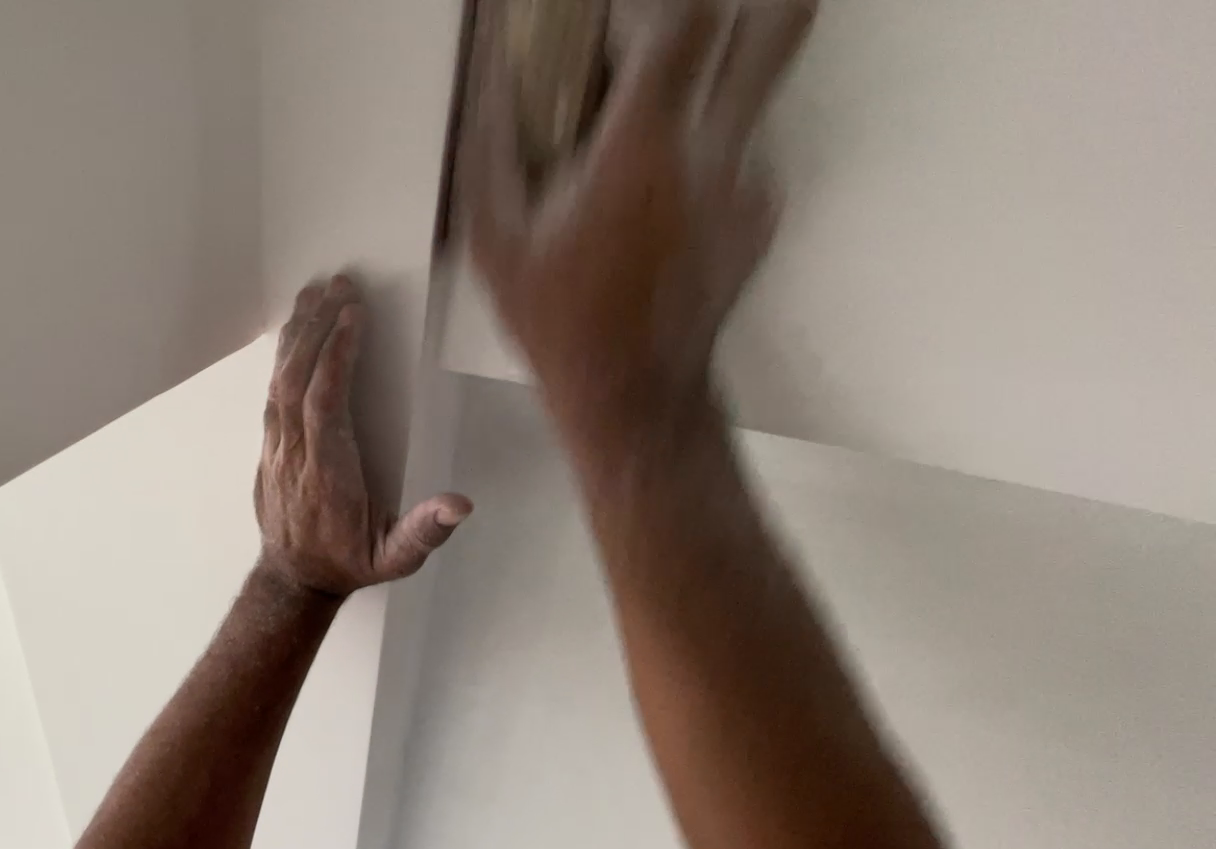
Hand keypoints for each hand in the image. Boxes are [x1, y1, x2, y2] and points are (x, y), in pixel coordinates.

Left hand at [255, 275, 473, 598]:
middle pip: (296, 380)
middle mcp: (295, 455)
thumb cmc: (348, 562)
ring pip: (278, 383)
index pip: (325, 403)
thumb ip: (423, 532)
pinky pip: (271, 395)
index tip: (354, 314)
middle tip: (336, 285)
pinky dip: (283, 359)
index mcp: (328, 474)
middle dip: (316, 329)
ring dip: (296, 336)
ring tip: (313, 294)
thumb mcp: (392, 558)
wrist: (293, 580)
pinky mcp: (268, 448)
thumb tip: (458, 505)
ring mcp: (276, 450)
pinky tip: (294, 333)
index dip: (336, 356)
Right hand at [468, 0, 815, 441]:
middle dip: (741, 5)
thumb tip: (488, 70)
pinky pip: (744, 153)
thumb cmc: (555, 322)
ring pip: (759, 88)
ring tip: (643, 143)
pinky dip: (705, 158)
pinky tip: (657, 209)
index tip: (611, 25)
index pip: (684, 21)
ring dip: (709, 87)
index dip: (649, 7)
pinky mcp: (763, 215)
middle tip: (676, 37)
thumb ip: (490, 146)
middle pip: (776, 23)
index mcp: (642, 151)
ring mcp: (751, 183)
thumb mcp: (495, 243)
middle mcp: (715, 152)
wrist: (632, 394)